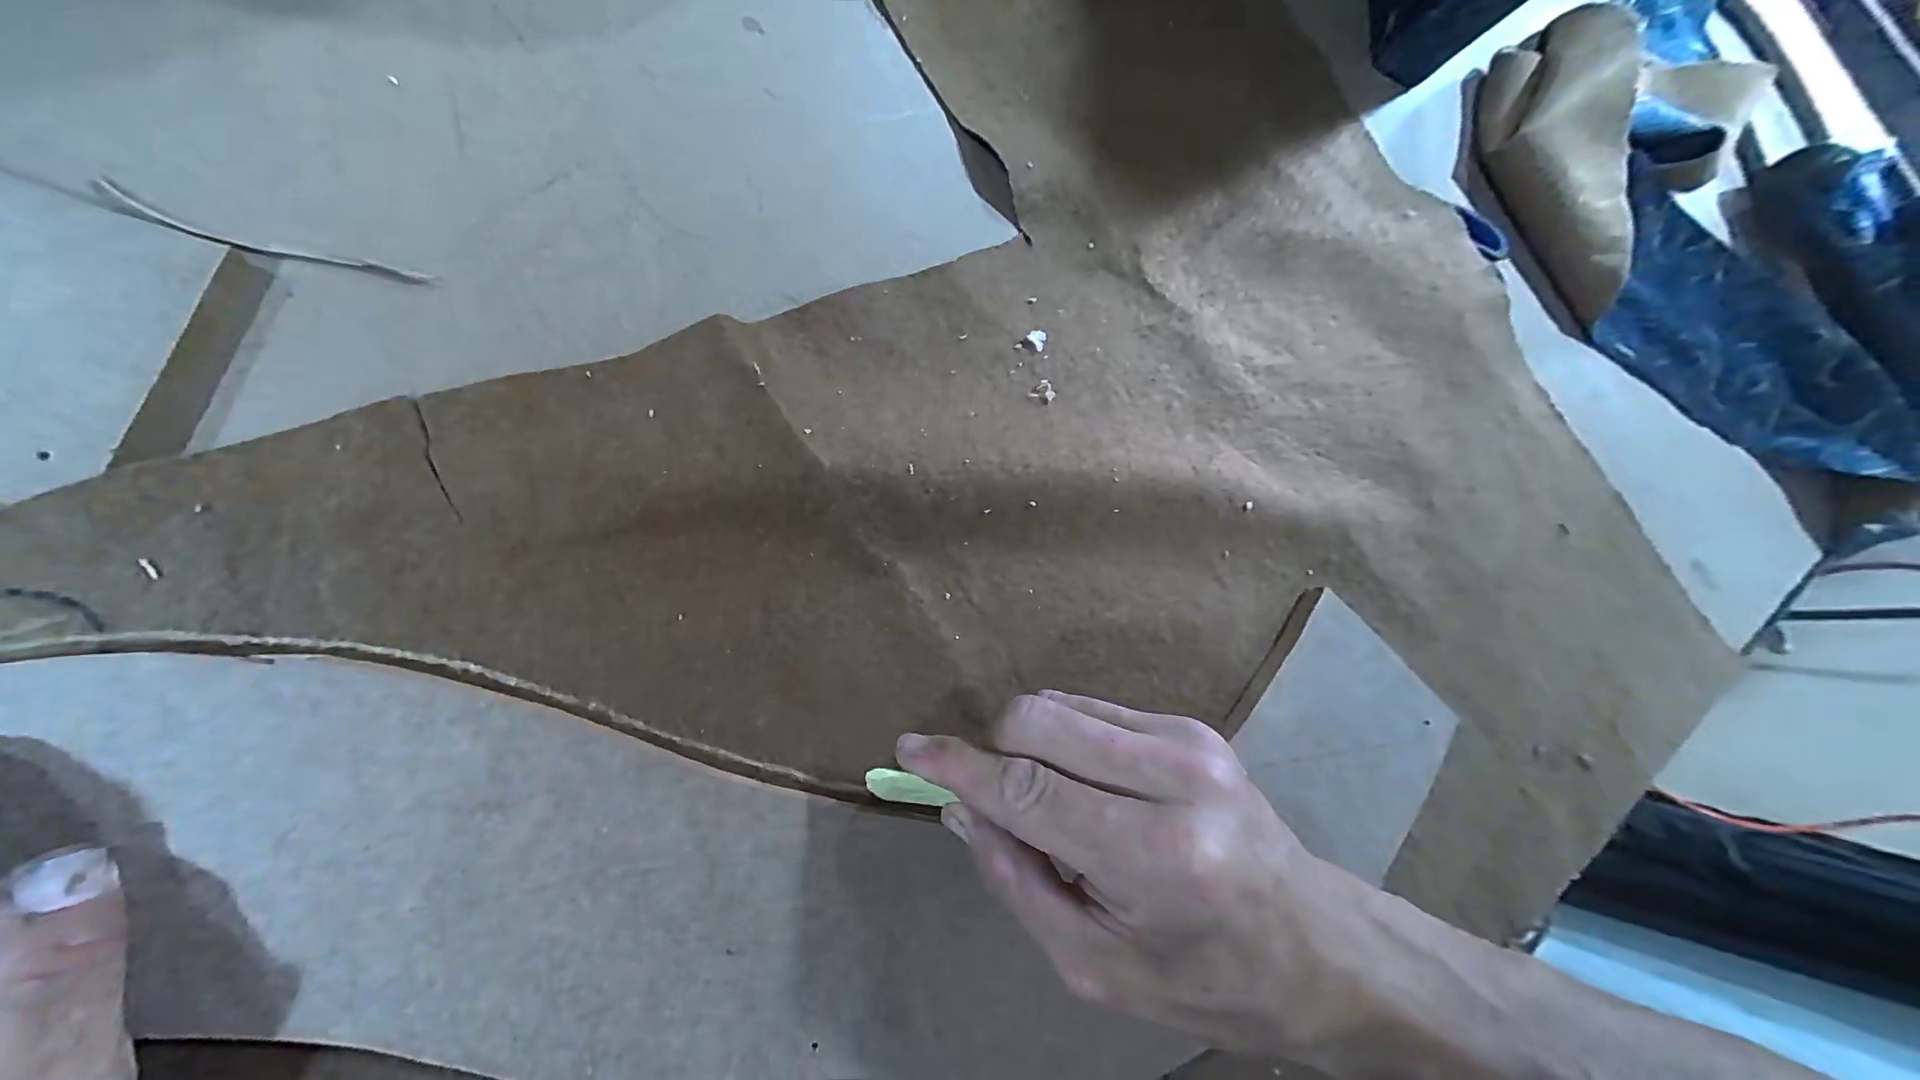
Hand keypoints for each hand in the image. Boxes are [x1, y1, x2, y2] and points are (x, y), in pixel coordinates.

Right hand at [895, 690, 1371, 1054]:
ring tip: (1060, 810)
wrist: (1318, 944)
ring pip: (1057, 705)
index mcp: (1154, 857)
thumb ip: (1017, 881)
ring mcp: (1189, 741)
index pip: (1027, 790)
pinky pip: (1089, 708)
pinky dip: (1063, 739)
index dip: (959, 767)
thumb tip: (961, 809)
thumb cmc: (1205, 977)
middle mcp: (1174, 779)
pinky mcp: (1191, 724)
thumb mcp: (1096, 966)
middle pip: (1035, 721)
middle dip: (994, 750)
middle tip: (998, 803)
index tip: (911, 749)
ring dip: (1030, 747)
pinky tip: (1089, 788)